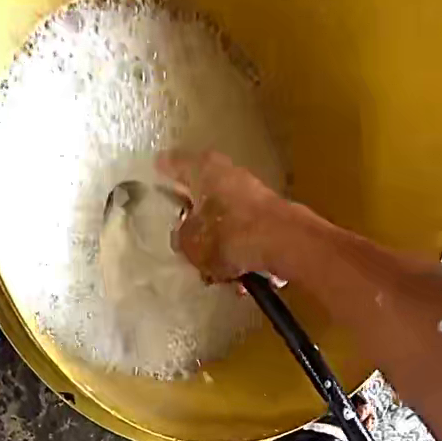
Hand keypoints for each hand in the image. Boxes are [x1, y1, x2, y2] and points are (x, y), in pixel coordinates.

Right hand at [157, 149, 297, 282]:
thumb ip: (182, 239)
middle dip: (198, 221)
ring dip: (222, 245)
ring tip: (218, 272)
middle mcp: (230, 174)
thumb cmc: (229, 235)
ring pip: (229, 220)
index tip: (158, 168)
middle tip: (188, 242)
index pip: (176, 163)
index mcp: (204, 169)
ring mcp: (255, 194)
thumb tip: (183, 238)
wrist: (283, 244)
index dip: (165, 169)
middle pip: (206, 195)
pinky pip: (249, 238)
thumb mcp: (191, 244)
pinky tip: (241, 277)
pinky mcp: (274, 218)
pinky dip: (243, 255)